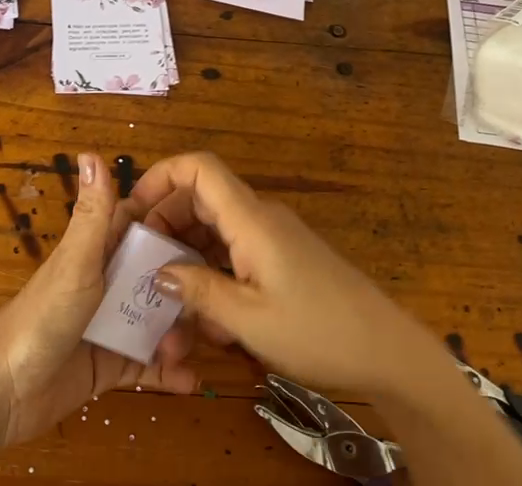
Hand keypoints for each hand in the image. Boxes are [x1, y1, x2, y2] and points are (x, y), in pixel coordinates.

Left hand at [0, 152, 198, 446]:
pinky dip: (170, 372)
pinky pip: (148, 364)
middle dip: (186, 289)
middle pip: (159, 276)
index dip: (174, 223)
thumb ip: (92, 215)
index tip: (215, 230)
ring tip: (187, 350)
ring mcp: (110, 325)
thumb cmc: (40, 317)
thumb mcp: (74, 263)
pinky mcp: (111, 365)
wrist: (3, 391)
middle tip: (208, 308)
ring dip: (180, 333)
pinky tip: (191, 381)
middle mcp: (107, 284)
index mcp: (98, 252)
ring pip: (158, 320)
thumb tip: (91, 152)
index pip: (141, 226)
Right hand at [130, 152, 457, 396]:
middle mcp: (260, 218)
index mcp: (251, 220)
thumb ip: (198, 291)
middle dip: (165, 225)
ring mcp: (273, 239)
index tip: (132, 211)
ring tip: (167, 298)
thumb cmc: (318, 333)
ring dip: (187, 256)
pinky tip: (205, 314)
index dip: (160, 176)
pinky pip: (234, 251)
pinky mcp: (282, 261)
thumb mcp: (249, 320)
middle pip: (200, 198)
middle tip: (141, 264)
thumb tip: (157, 271)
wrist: (389, 353)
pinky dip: (212, 271)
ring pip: (215, 229)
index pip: (199, 168)